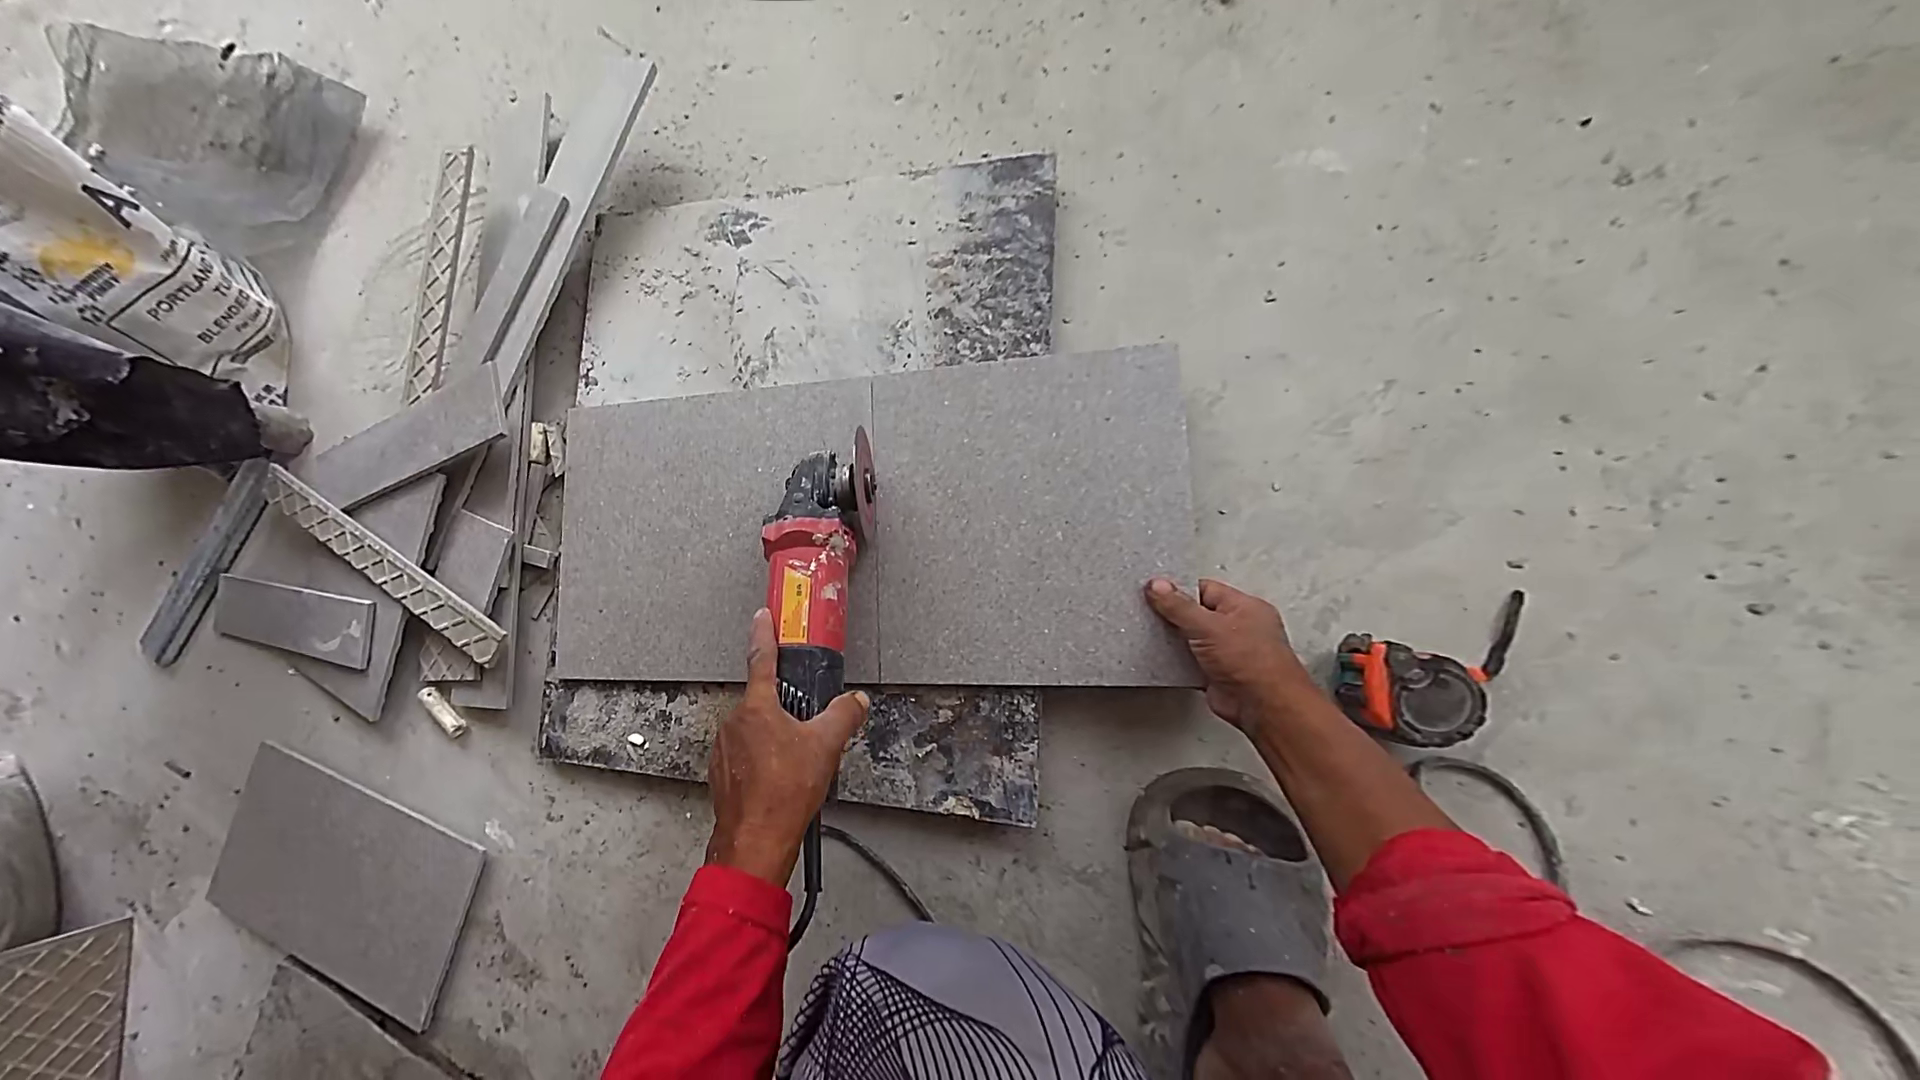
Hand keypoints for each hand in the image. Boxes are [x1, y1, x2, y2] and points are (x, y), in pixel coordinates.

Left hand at [706, 609, 870, 884]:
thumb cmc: (784, 793)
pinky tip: (781, 777)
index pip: (760, 659)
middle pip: (763, 700)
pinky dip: (763, 757)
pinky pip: (745, 752)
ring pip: (754, 728)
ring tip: (796, 760)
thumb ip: (844, 714)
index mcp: (757, 708)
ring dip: (774, 735)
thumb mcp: (826, 745)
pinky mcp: (722, 773)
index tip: (761, 616)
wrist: (755, 841)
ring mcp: (724, 749)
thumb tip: (857, 701)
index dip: (763, 633)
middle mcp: (734, 723)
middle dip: (784, 706)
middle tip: (806, 724)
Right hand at [1145, 578, 1319, 730]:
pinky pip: (1191, 661)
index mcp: (1244, 606)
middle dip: (1176, 615)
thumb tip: (1158, 586)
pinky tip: (1167, 659)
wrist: (1264, 708)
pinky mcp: (1217, 674)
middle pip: (1197, 613)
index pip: (1204, 588)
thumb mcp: (1207, 625)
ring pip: (1193, 638)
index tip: (1156, 591)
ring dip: (1177, 640)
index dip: (1179, 589)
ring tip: (1158, 635)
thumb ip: (1178, 605)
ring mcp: (1229, 652)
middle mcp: (1239, 627)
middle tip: (1154, 613)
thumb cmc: (1255, 665)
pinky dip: (1178, 661)